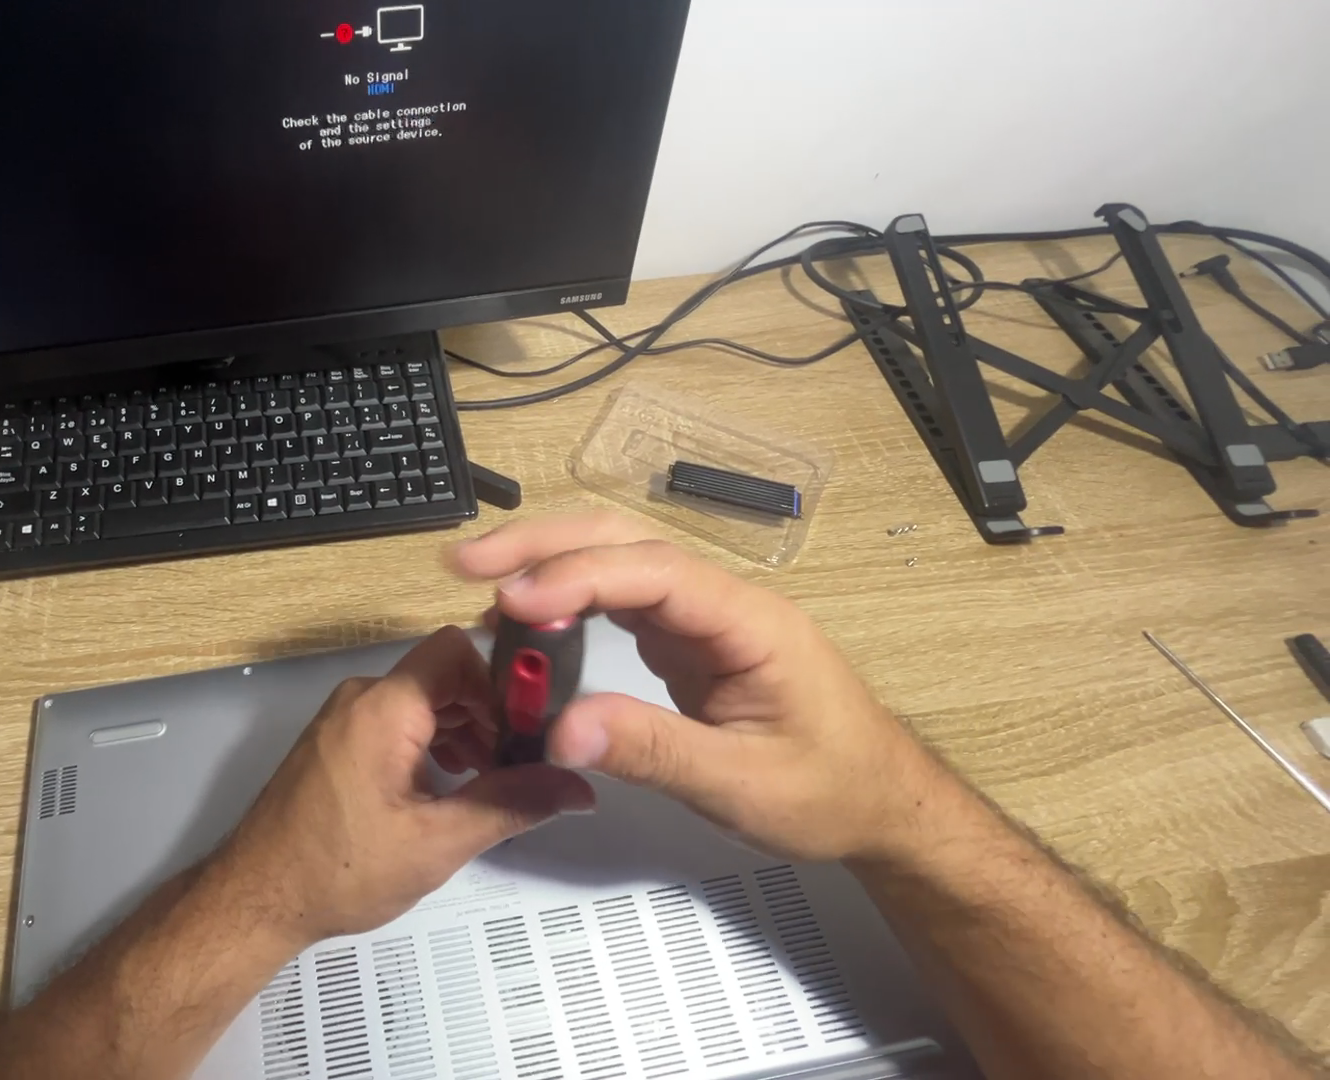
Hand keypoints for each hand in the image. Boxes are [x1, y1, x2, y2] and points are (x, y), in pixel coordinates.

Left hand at [213, 626, 595, 947]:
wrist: (257, 897)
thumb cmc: (337, 871)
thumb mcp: (436, 843)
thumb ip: (509, 805)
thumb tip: (573, 787)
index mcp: (384, 708)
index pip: (456, 651)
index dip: (499, 682)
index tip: (527, 728)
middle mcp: (362, 698)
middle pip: (444, 676)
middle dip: (488, 713)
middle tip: (518, 764)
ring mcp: (346, 716)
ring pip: (423, 699)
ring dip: (462, 730)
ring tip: (487, 780)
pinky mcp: (340, 737)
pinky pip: (398, 718)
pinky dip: (432, 741)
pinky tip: (448, 783)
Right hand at [451, 513, 950, 862]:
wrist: (875, 799)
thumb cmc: (829, 789)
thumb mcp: (742, 784)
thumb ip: (653, 751)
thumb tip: (561, 729)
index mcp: (748, 620)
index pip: (653, 571)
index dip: (578, 577)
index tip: (512, 602)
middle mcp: (716, 600)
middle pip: (621, 539)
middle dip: (541, 543)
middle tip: (468, 564)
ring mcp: (694, 612)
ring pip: (610, 558)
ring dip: (542, 560)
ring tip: (479, 580)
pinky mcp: (676, 633)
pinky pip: (609, 596)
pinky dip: (559, 597)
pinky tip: (522, 613)